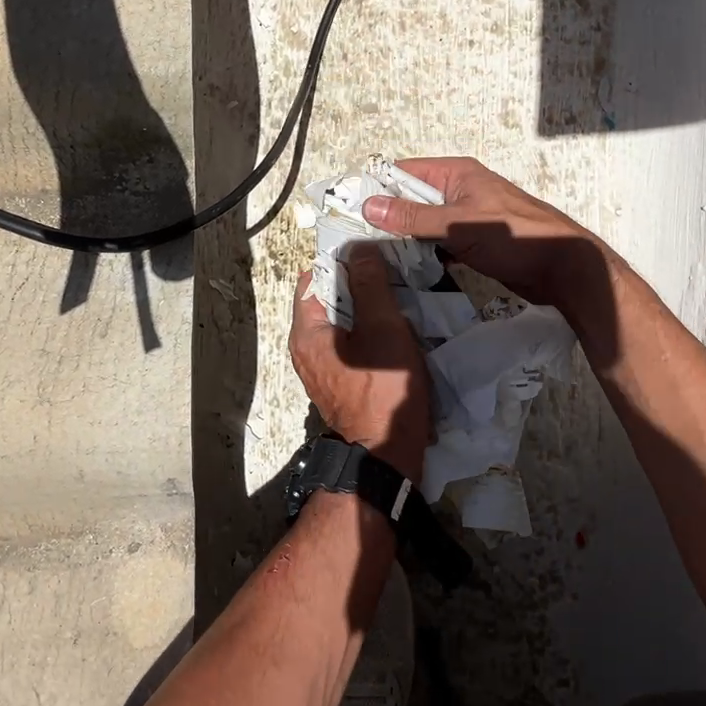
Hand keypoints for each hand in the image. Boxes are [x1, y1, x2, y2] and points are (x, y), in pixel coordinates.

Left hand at [289, 245, 429, 480]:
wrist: (385, 456)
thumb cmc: (382, 388)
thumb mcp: (381, 327)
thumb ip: (369, 284)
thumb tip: (359, 248)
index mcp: (306, 332)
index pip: (314, 278)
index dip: (342, 261)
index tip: (373, 255)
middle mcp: (306, 349)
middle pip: (329, 300)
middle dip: (360, 284)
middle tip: (392, 274)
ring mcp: (323, 369)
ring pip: (344, 323)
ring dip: (369, 310)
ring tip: (399, 299)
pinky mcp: (341, 383)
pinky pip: (353, 345)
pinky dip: (371, 333)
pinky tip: (397, 330)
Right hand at [361, 157, 623, 311]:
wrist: (565, 269)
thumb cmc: (515, 237)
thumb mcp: (458, 225)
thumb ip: (413, 217)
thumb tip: (369, 205)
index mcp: (457, 173)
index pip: (404, 171)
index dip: (376, 186)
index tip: (348, 208)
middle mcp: (460, 190)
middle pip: (411, 198)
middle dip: (386, 216)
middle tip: (355, 238)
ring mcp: (467, 218)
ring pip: (424, 224)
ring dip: (404, 239)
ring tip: (374, 256)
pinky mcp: (474, 243)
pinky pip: (438, 244)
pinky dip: (424, 255)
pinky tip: (405, 271)